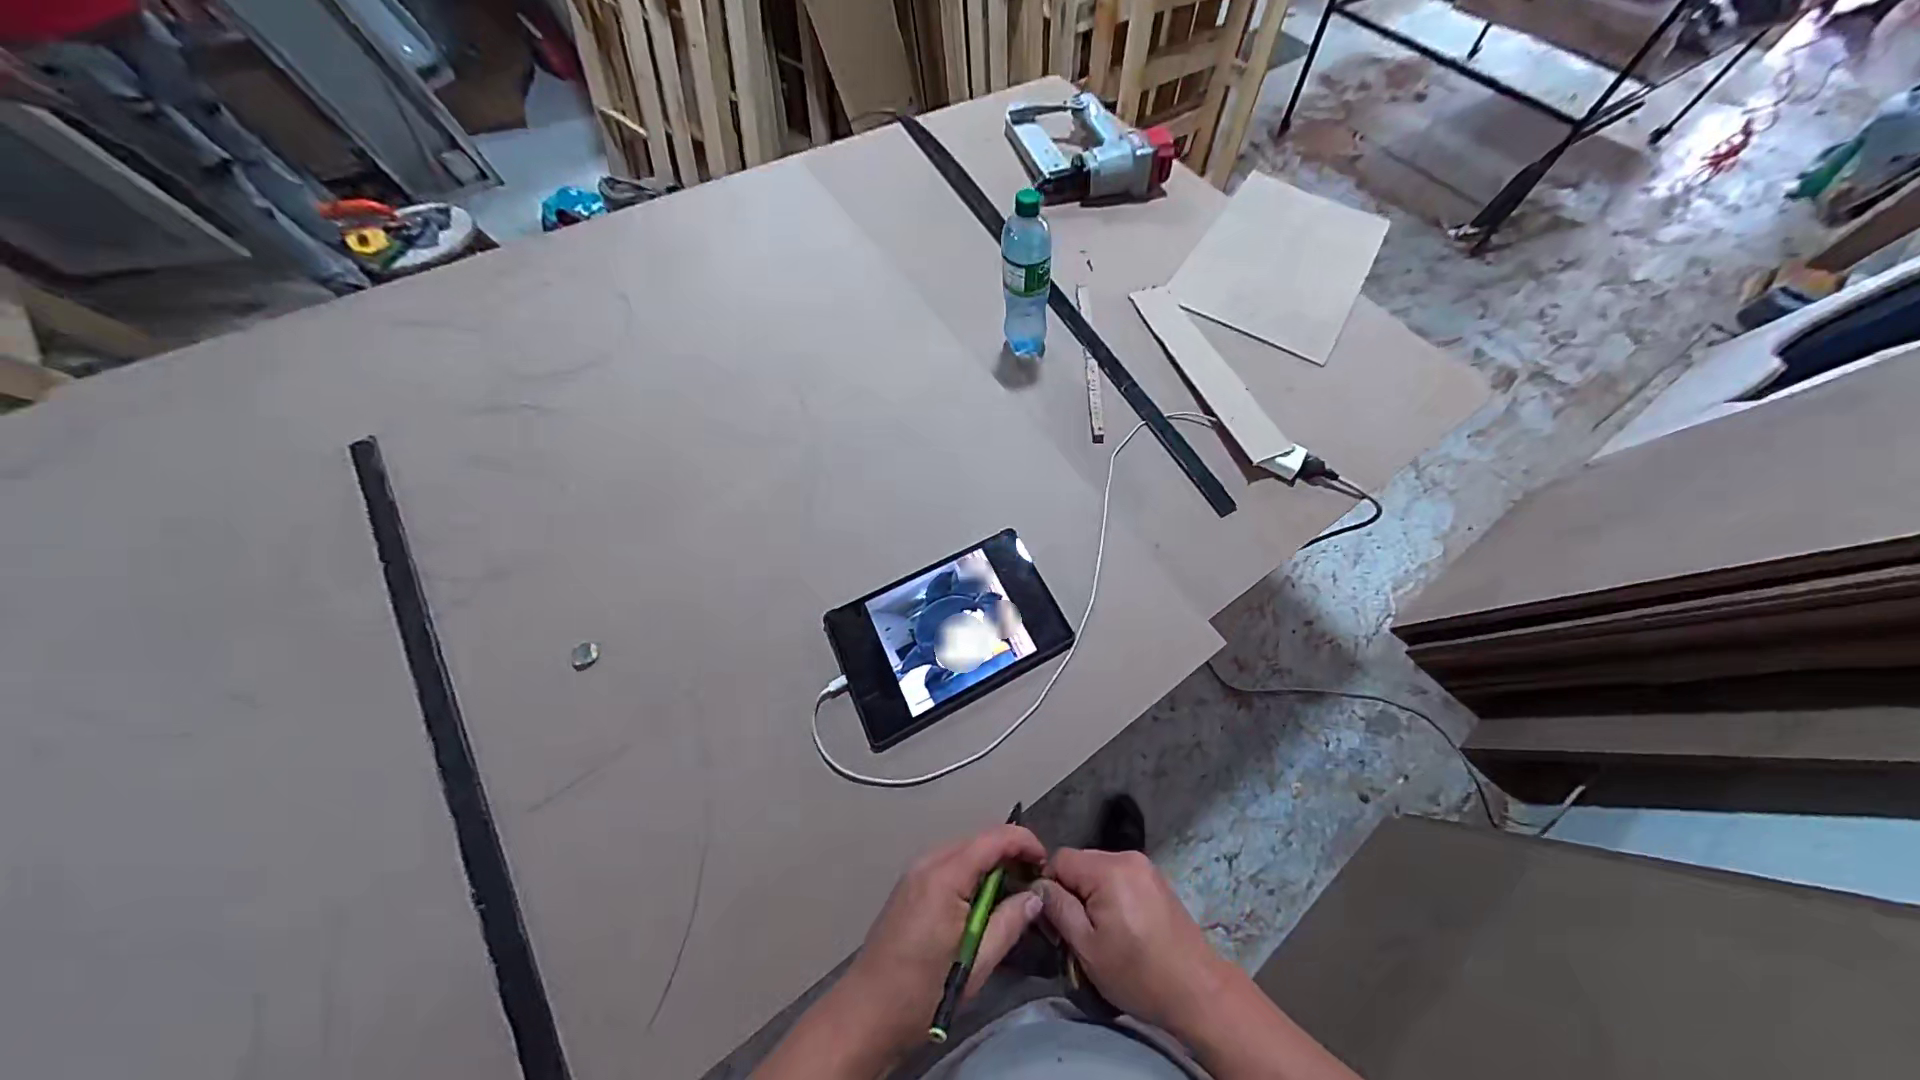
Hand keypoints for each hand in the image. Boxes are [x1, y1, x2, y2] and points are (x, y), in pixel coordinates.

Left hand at [837, 824, 1046, 1053]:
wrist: (866, 1013)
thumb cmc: (923, 992)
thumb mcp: (977, 962)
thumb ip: (1009, 922)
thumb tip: (1036, 896)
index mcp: (944, 876)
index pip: (994, 838)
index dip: (1025, 842)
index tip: (1047, 864)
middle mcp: (927, 863)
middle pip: (978, 840)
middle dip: (1010, 854)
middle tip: (1035, 884)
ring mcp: (914, 872)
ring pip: (964, 852)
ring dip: (991, 865)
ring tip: (1014, 894)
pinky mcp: (909, 886)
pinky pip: (949, 865)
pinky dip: (971, 874)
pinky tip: (982, 902)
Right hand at [1034, 847, 1236, 1037]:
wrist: (1198, 991)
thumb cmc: (1138, 974)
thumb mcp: (1087, 948)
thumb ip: (1058, 909)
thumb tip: (1038, 887)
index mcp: (1108, 870)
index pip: (1059, 859)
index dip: (1049, 886)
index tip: (1053, 918)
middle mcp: (1127, 857)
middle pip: (1080, 861)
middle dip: (1071, 889)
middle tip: (1075, 928)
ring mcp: (1145, 866)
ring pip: (1098, 868)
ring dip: (1090, 892)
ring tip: (1099, 929)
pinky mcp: (1156, 879)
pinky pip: (1118, 875)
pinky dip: (1110, 893)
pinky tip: (1120, 924)